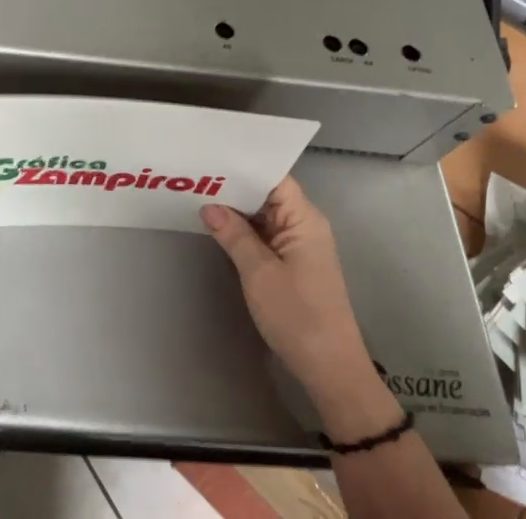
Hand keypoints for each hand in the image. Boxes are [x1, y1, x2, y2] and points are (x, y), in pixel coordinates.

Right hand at [202, 177, 376, 416]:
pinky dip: (244, 230)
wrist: (330, 367)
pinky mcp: (294, 263)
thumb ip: (233, 235)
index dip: (244, 166)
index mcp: (304, 219)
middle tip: (195, 174)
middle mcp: (305, 225)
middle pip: (267, 193)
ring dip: (236, 209)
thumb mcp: (258, 273)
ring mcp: (300, 245)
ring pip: (264, 215)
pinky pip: (266, 235)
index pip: (274, 177)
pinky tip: (219, 226)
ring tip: (199, 193)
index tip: (210, 157)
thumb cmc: (298, 315)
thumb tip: (209, 206)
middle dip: (234, 186)